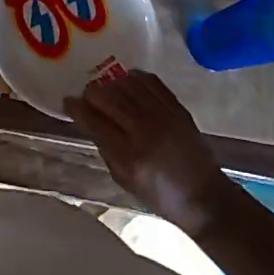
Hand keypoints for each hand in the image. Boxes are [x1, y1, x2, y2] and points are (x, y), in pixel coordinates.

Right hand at [67, 71, 238, 234]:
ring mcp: (164, 116)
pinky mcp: (178, 108)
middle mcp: (146, 131)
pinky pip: (150, 81)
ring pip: (127, 84)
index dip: (76, 108)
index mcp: (129, 156)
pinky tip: (127, 84)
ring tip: (106, 91)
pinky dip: (133, 78)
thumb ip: (105, 148)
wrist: (205, 196)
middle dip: (91, 93)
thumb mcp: (124, 179)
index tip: (68, 102)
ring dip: (110, 84)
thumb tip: (90, 121)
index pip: (94, 120)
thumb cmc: (160, 195)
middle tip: (86, 97)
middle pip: (108, 96)